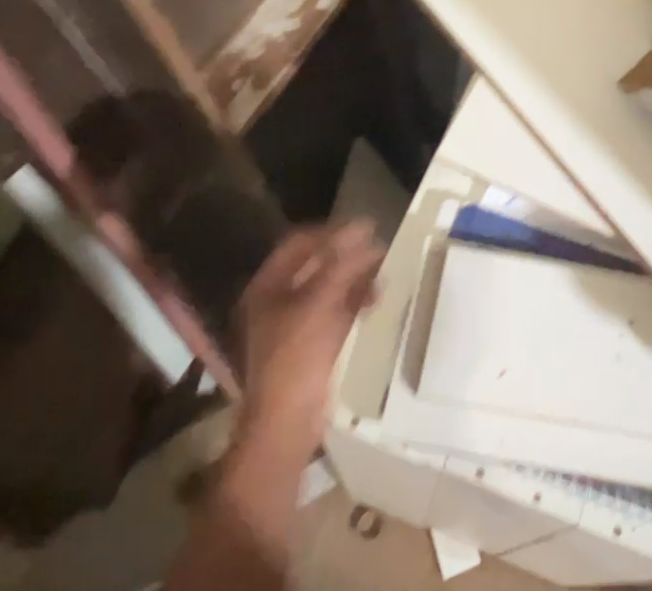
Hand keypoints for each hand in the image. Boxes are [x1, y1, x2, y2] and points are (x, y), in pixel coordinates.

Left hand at [232, 220, 382, 454]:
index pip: (299, 244)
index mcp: (267, 287)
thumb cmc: (295, 358)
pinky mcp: (310, 347)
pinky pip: (335, 314)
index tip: (366, 228)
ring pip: (328, 290)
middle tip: (381, 251)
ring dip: (355, 280)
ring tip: (384, 274)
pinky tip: (375, 302)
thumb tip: (365, 233)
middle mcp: (277, 302)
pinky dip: (354, 304)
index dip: (332, 232)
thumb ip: (341, 266)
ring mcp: (293, 326)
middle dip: (348, 257)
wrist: (286, 424)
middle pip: (315, 267)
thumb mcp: (318, 305)